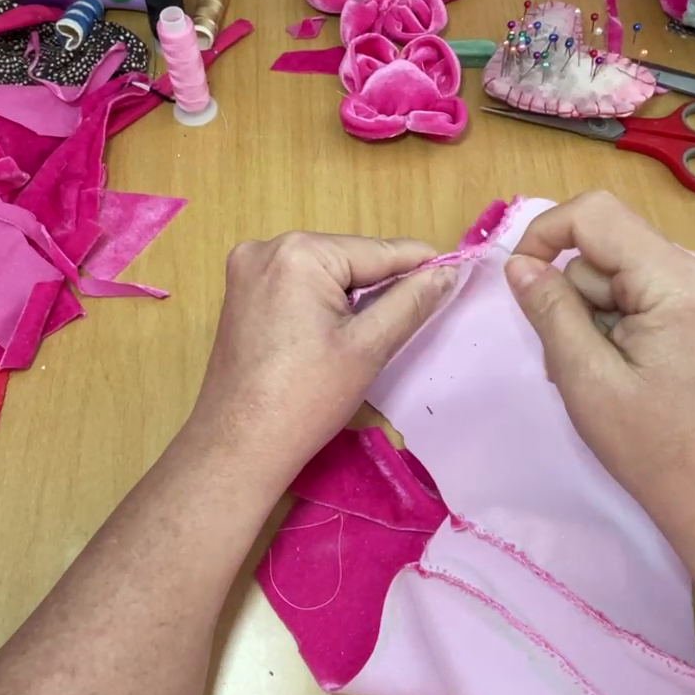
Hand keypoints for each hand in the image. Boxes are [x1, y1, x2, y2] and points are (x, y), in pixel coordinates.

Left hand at [183, 233, 455, 491]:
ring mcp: (246, 271)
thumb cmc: (305, 398)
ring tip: (381, 326)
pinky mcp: (240, 296)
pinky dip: (323, 302)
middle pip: (347, 258)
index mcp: (297, 252)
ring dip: (353, 294)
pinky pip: (297, 286)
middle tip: (422, 308)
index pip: (376, 251)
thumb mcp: (368, 347)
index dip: (420, 263)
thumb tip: (447, 271)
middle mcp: (266, 248)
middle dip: (382, 282)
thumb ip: (411, 301)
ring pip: (323, 273)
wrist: (237, 446)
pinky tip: (339, 330)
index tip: (458, 269)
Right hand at [504, 192, 694, 518]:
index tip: (520, 279)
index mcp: (679, 281)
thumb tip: (517, 263)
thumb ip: (549, 309)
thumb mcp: (584, 376)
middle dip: (573, 294)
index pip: (595, 214)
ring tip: (596, 369)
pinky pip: (637, 287)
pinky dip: (613, 317)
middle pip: (604, 246)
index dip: (544, 234)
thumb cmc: (649, 444)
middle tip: (571, 356)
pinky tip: (619, 362)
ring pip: (616, 269)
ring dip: (591, 312)